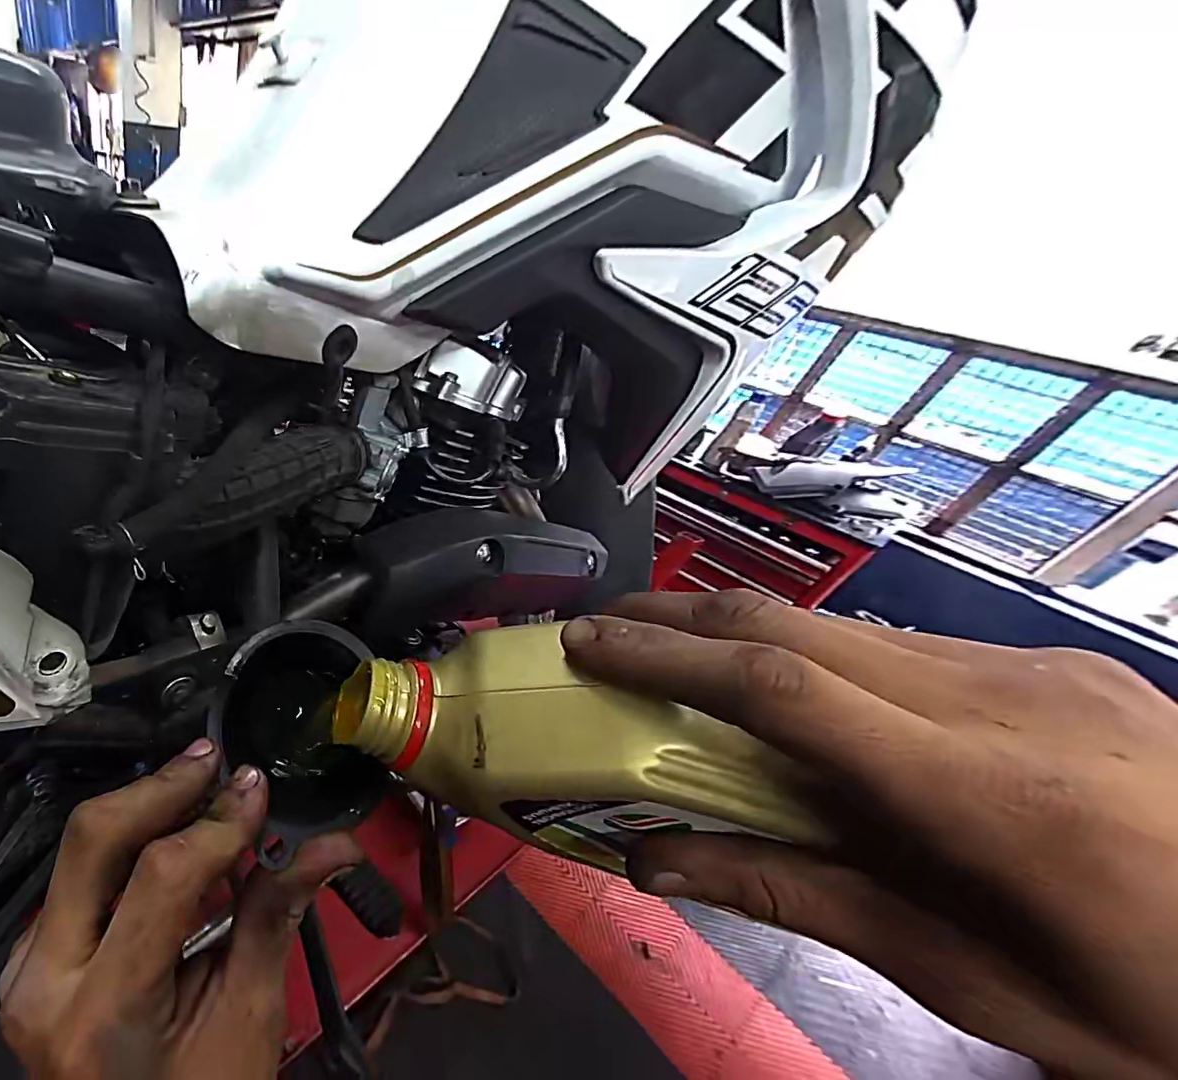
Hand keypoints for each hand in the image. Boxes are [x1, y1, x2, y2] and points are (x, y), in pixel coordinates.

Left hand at [0, 737, 362, 1079]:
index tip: (254, 787)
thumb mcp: (246, 1023)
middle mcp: (44, 980)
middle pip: (93, 838)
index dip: (217, 823)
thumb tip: (326, 846)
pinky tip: (171, 830)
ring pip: (79, 846)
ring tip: (200, 784)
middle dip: (160, 787)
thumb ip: (272, 917)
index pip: (161, 877)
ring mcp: (26, 965)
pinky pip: (80, 873)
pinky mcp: (30, 953)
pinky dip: (129, 841)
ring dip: (143, 805)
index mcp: (103, 1014)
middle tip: (212, 760)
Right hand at [561, 591, 1177, 1079]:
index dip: (663, 656)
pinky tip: (789, 684)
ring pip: (836, 624)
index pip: (778, 689)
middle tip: (599, 628)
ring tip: (669, 650)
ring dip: (732, 628)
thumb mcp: (980, 986)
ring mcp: (1043, 672)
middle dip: (672, 617)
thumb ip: (801, 899)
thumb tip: (654, 862)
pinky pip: (891, 642)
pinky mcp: (1060, 666)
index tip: (585, 645)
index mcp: (991, 797)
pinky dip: (805, 649)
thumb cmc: (1173, 1013)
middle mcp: (1012, 703)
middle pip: (791, 626)